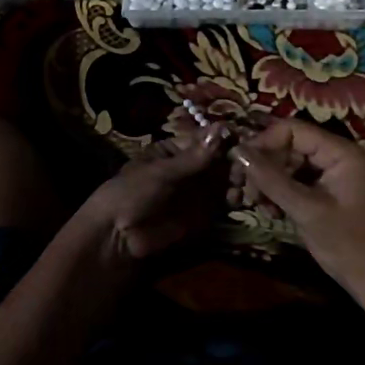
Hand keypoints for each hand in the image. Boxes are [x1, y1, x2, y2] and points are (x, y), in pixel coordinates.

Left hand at [79, 124, 230, 261]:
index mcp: (172, 151)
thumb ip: (193, 157)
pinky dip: (235, 200)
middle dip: (233, 162)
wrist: (119, 235)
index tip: (243, 140)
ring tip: (242, 184)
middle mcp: (188, 169)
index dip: (223, 140)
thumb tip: (220, 129)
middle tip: (245, 167)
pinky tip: (240, 199)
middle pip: (219, 160)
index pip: (203, 141)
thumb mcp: (161, 172)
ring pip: (225, 181)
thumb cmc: (131, 193)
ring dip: (237, 181)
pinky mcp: (204, 214)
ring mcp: (197, 191)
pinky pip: (225, 203)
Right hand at [228, 118, 364, 283]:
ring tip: (251, 201)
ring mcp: (334, 173)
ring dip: (266, 180)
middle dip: (262, 165)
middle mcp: (340, 156)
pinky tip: (267, 209)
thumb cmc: (344, 242)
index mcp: (344, 154)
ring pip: (288, 162)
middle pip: (288, 145)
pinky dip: (278, 191)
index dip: (263, 143)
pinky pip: (295, 178)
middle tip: (240, 187)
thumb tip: (237, 151)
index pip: (293, 130)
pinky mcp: (328, 188)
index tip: (241, 166)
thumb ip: (270, 178)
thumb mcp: (304, 209)